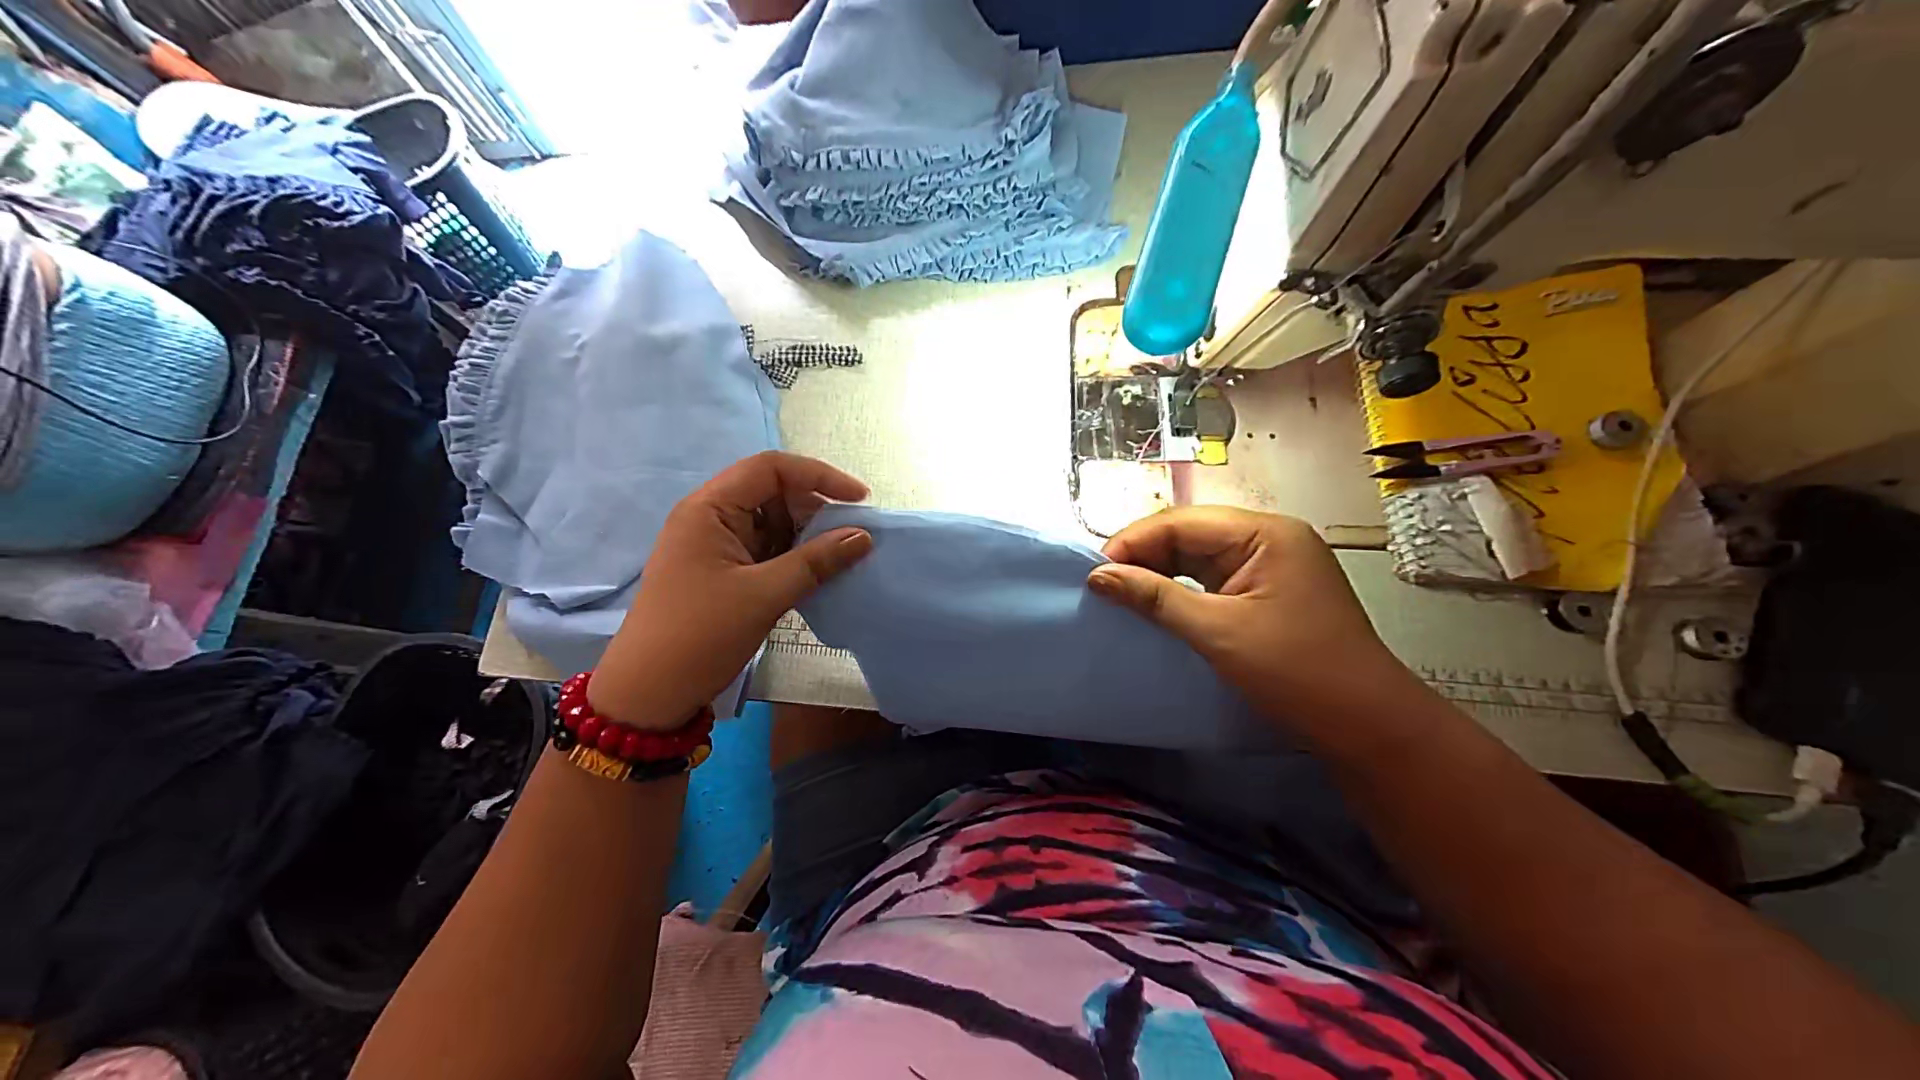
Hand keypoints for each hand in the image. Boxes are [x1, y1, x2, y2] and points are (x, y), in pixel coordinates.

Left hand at [589, 452, 872, 729]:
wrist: (650, 693)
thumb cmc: (700, 635)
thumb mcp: (764, 595)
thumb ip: (816, 561)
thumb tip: (864, 536)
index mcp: (710, 509)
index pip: (770, 469)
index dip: (819, 476)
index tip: (859, 499)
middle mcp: (711, 518)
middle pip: (773, 493)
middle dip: (816, 508)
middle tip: (854, 535)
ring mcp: (717, 546)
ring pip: (773, 524)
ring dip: (808, 536)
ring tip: (843, 556)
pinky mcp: (724, 572)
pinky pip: (767, 550)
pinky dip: (795, 557)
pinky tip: (821, 573)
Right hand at [1087, 506, 1425, 744]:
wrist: (1367, 726)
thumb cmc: (1296, 672)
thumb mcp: (1217, 632)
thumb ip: (1154, 597)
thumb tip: (1098, 576)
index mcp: (1265, 533)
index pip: (1182, 522)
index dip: (1133, 542)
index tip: (1094, 571)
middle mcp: (1268, 539)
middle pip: (1189, 534)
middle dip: (1143, 556)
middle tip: (1102, 585)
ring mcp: (1270, 566)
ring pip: (1198, 557)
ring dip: (1159, 573)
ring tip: (1119, 594)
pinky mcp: (1266, 593)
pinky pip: (1212, 580)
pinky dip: (1180, 590)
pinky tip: (1154, 605)